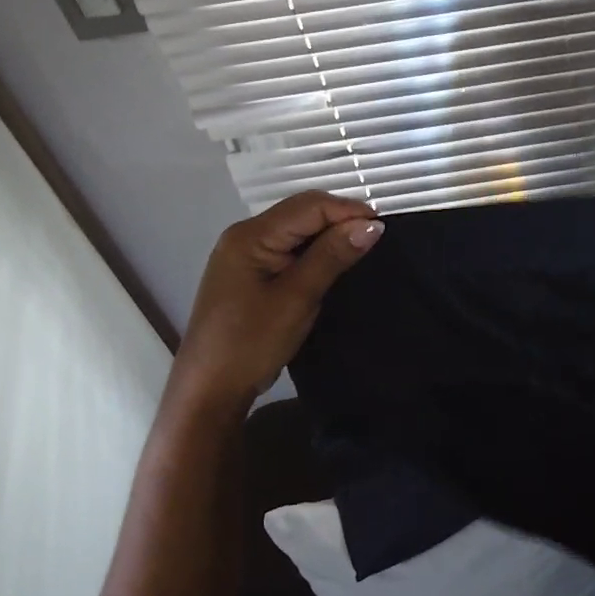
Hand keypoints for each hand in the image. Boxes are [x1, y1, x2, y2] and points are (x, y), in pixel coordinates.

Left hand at [173, 191, 383, 405]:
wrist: (210, 389)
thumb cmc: (251, 342)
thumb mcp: (298, 297)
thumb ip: (332, 256)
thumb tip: (372, 225)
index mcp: (250, 235)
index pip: (309, 206)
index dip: (348, 211)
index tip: (384, 229)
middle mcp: (244, 235)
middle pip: (301, 212)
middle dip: (340, 218)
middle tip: (377, 238)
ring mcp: (245, 254)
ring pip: (297, 229)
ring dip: (329, 234)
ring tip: (363, 248)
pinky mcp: (250, 273)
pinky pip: (289, 248)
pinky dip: (315, 250)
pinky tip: (334, 262)